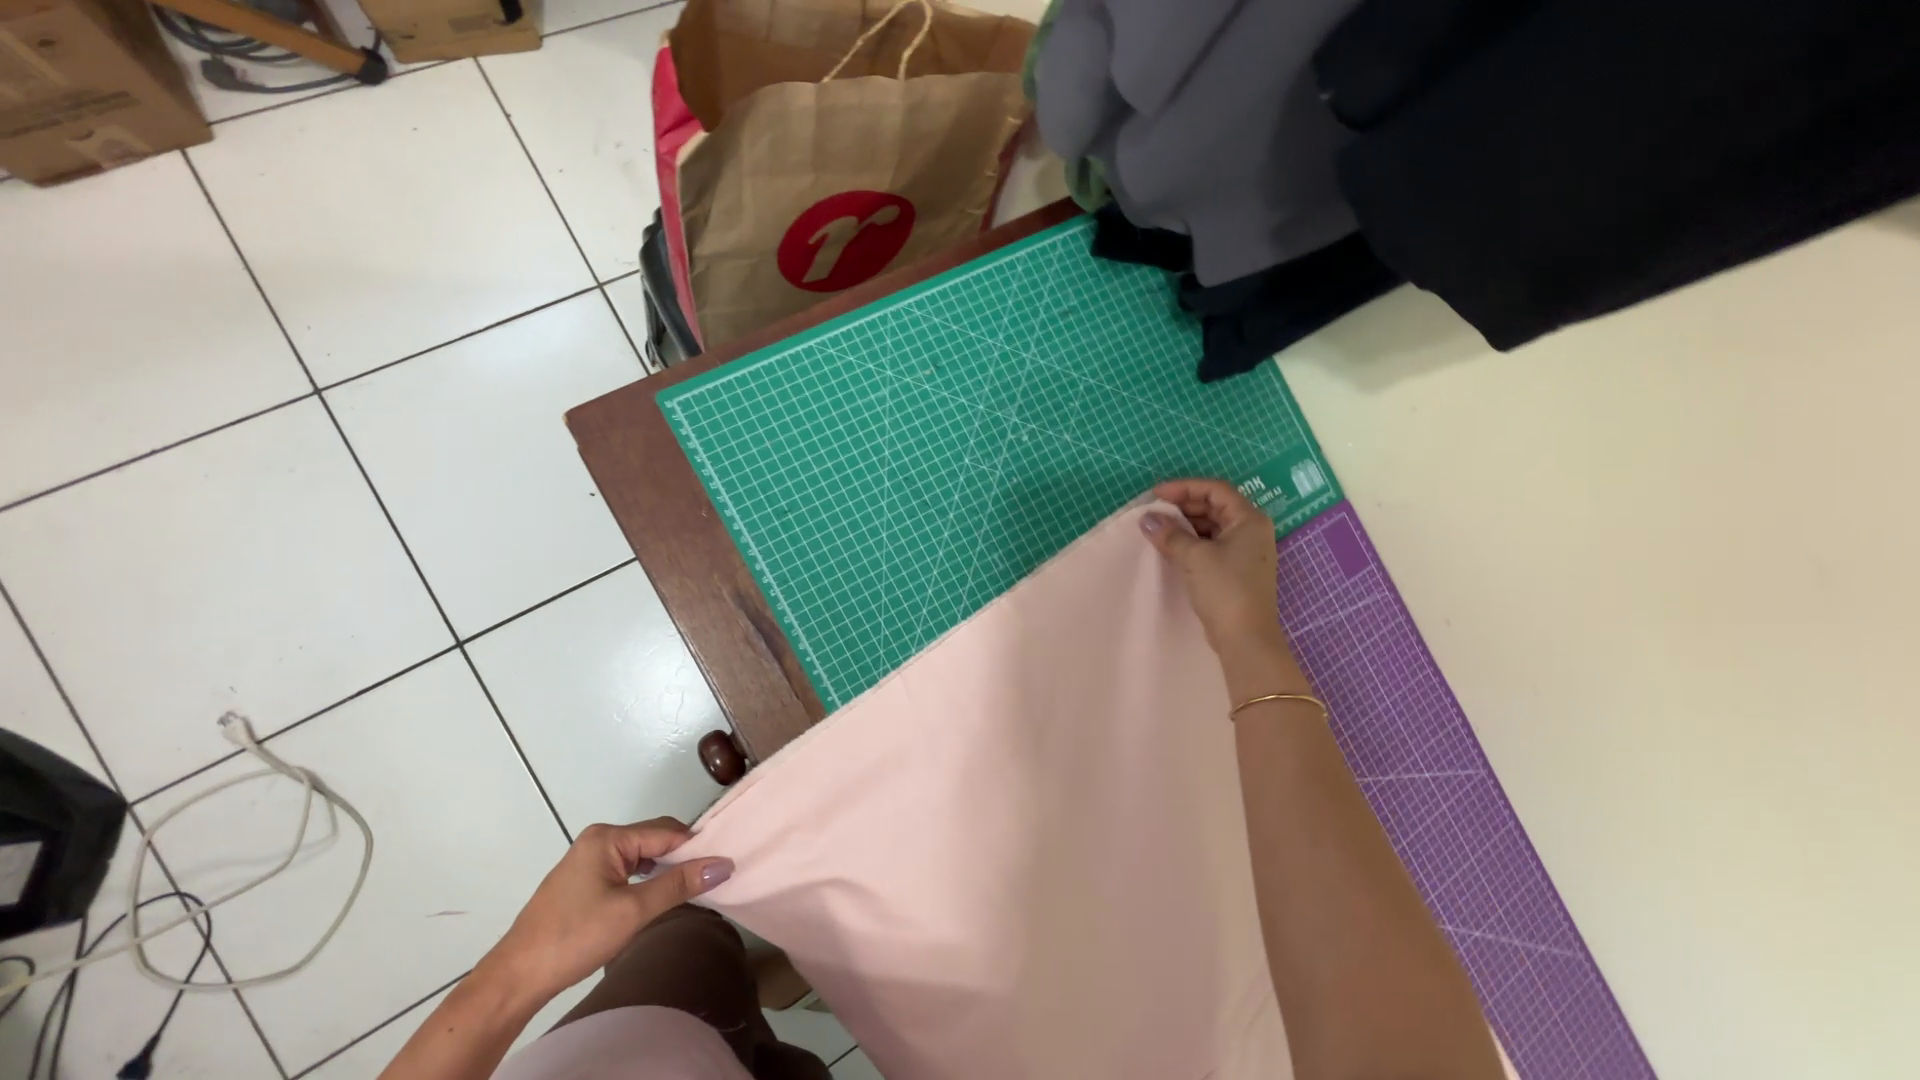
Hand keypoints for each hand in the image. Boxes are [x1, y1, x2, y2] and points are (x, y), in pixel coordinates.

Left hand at [481, 819, 732, 1003]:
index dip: (696, 847)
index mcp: (608, 838)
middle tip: (712, 878)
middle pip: (654, 838)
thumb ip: (679, 884)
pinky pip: (627, 868)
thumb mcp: (633, 911)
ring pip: (642, 855)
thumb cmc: (575, 938)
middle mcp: (598, 839)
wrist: (517, 977)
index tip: (724, 865)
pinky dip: (647, 878)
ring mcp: (589, 859)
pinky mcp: (584, 880)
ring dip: (666, 868)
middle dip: (682, 856)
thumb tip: (722, 864)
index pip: (666, 832)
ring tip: (692, 887)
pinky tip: (659, 895)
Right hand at [1139, 479, 1287, 657]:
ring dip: (1186, 524)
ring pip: (1212, 526)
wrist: (1245, 637)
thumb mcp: (1194, 557)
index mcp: (1249, 519)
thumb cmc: (1225, 589)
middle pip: (1215, 506)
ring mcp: (1245, 551)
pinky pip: (1212, 545)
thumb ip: (1170, 534)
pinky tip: (1172, 547)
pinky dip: (1192, 541)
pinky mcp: (1236, 570)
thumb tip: (1147, 519)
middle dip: (1184, 506)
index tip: (1156, 494)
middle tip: (1155, 511)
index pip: (1215, 490)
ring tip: (1159, 529)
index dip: (1185, 487)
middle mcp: (1251, 530)